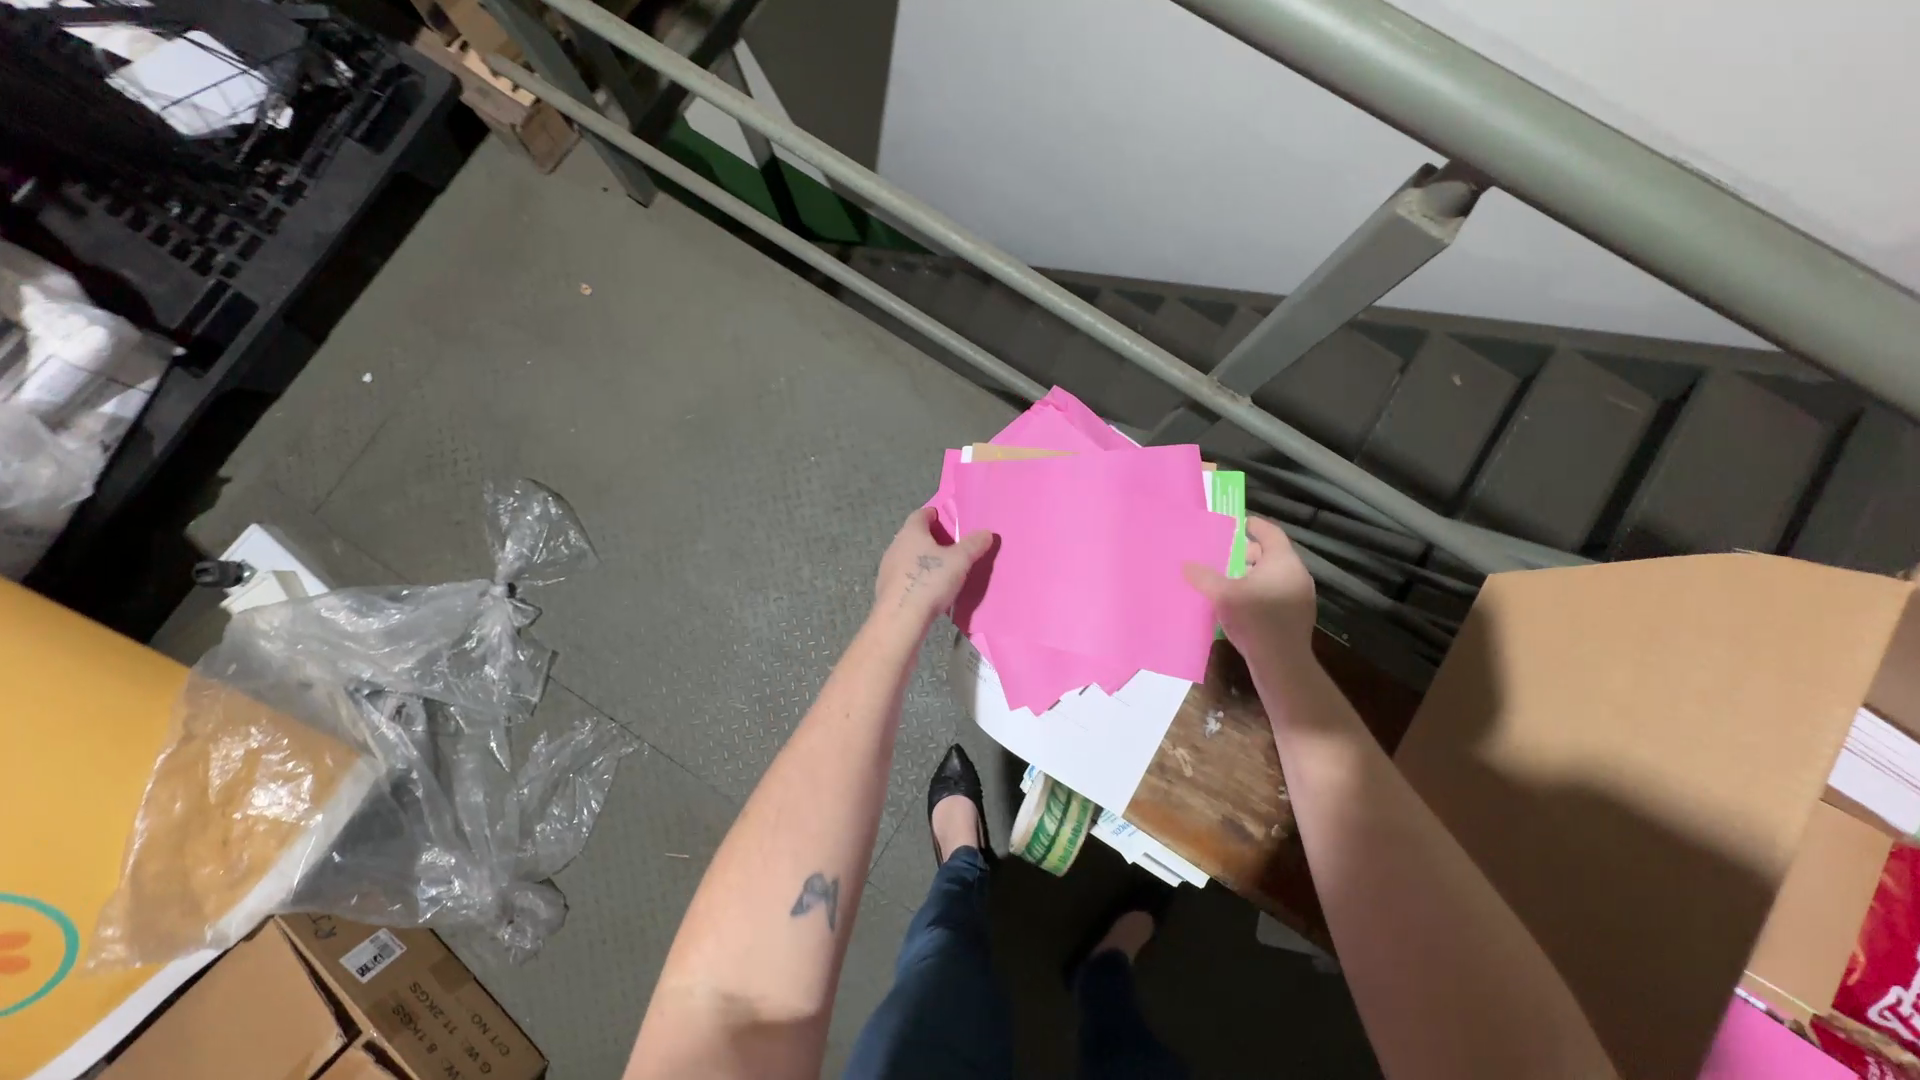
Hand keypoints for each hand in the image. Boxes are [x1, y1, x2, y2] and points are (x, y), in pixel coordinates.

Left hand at [873, 507, 993, 627]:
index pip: (920, 514)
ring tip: (938, 569)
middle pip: (912, 535)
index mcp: (911, 532)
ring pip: (906, 556)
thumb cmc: (930, 581)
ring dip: (920, 559)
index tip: (944, 519)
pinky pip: (902, 575)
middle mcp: (895, 545)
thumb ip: (973, 545)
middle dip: (929, 538)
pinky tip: (925, 589)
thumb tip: (986, 533)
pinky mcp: (884, 588)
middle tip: (948, 546)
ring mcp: (887, 567)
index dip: (933, 515)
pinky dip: (914, 577)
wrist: (900, 617)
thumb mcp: (959, 561)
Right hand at [1184, 516, 1315, 660]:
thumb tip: (1186, 565)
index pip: (1270, 533)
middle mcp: (1296, 574)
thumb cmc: (1255, 620)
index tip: (1236, 522)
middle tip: (1221, 555)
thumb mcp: (1223, 595)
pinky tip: (1238, 604)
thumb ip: (1204, 577)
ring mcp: (1299, 596)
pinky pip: (1274, 593)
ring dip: (1249, 575)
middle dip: (1245, 554)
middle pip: (1269, 555)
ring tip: (1224, 580)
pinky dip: (1257, 591)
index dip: (1253, 525)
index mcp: (1283, 562)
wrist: (1282, 662)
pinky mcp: (1295, 615)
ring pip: (1271, 576)